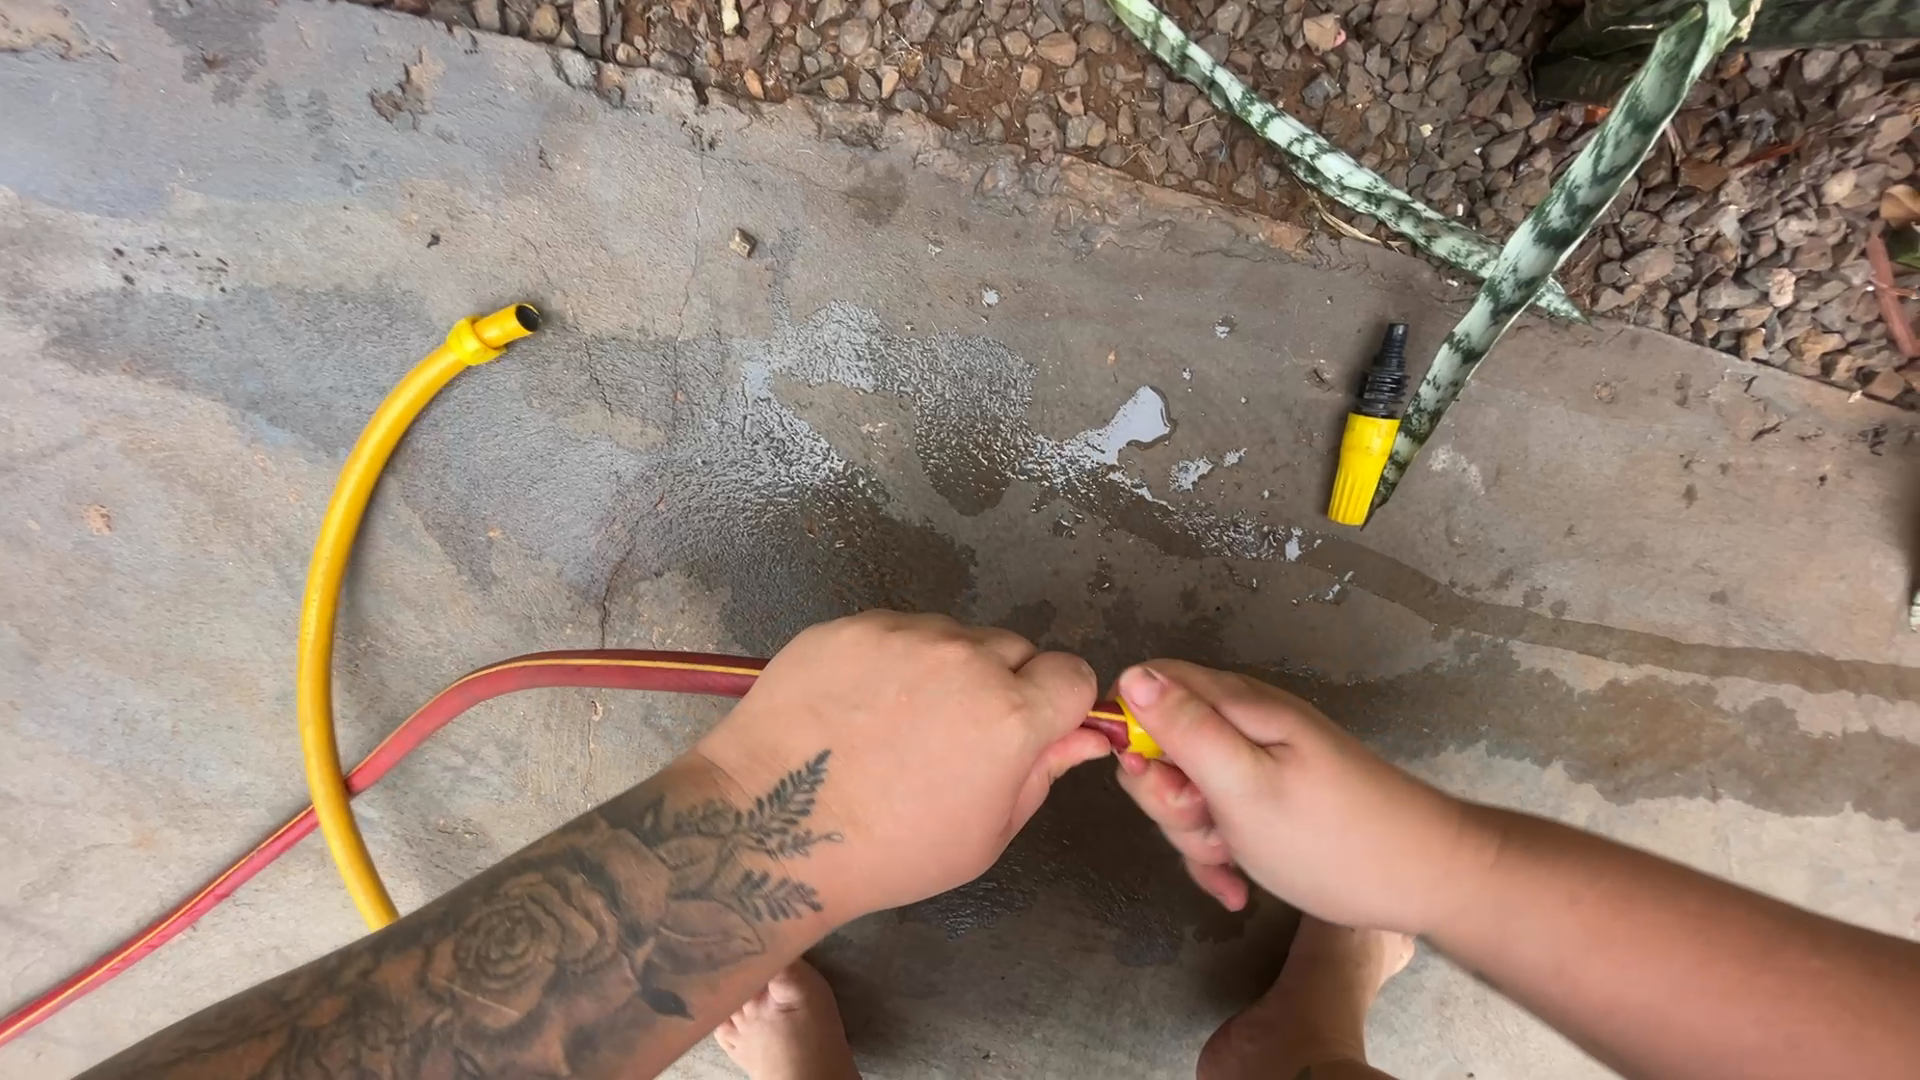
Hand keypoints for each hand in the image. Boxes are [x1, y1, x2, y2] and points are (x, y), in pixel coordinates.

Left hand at [696, 611, 1108, 919]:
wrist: (769, 827)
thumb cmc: (888, 851)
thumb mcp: (984, 835)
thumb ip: (1043, 773)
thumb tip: (1085, 734)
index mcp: (1011, 714)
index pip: (1073, 672)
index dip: (1059, 701)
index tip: (1034, 724)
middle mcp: (965, 657)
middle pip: (1014, 648)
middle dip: (1002, 682)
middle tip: (955, 730)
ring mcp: (904, 632)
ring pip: (953, 636)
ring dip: (944, 666)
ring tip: (895, 718)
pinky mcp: (853, 622)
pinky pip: (897, 630)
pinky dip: (892, 658)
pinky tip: (857, 702)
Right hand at [1113, 661, 1498, 933]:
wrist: (1433, 881)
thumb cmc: (1331, 838)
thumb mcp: (1244, 785)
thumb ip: (1184, 729)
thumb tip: (1130, 676)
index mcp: (1234, 704)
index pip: (1147, 684)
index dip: (1130, 729)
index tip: (1152, 781)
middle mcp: (1241, 721)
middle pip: (1161, 741)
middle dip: (1167, 793)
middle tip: (1205, 824)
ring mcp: (1256, 757)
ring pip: (1185, 784)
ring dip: (1192, 829)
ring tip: (1231, 859)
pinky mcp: (1268, 791)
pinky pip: (1216, 810)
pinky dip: (1215, 846)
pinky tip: (1235, 882)